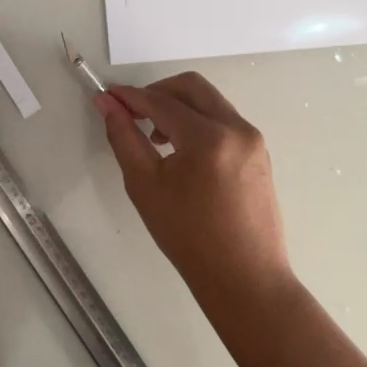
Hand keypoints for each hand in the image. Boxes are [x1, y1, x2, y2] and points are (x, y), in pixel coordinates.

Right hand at [96, 74, 290, 305]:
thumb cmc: (189, 237)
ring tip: (156, 138)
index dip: (131, 96)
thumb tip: (108, 104)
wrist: (244, 279)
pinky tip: (182, 152)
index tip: (108, 97)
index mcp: (208, 137)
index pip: (162, 101)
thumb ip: (124, 137)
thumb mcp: (145, 186)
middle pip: (192, 87)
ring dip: (179, 107)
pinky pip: (224, 121)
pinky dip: (199, 122)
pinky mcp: (259, 153)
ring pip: (210, 102)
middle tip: (133, 113)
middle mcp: (237, 128)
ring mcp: (253, 140)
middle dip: (158, 92)